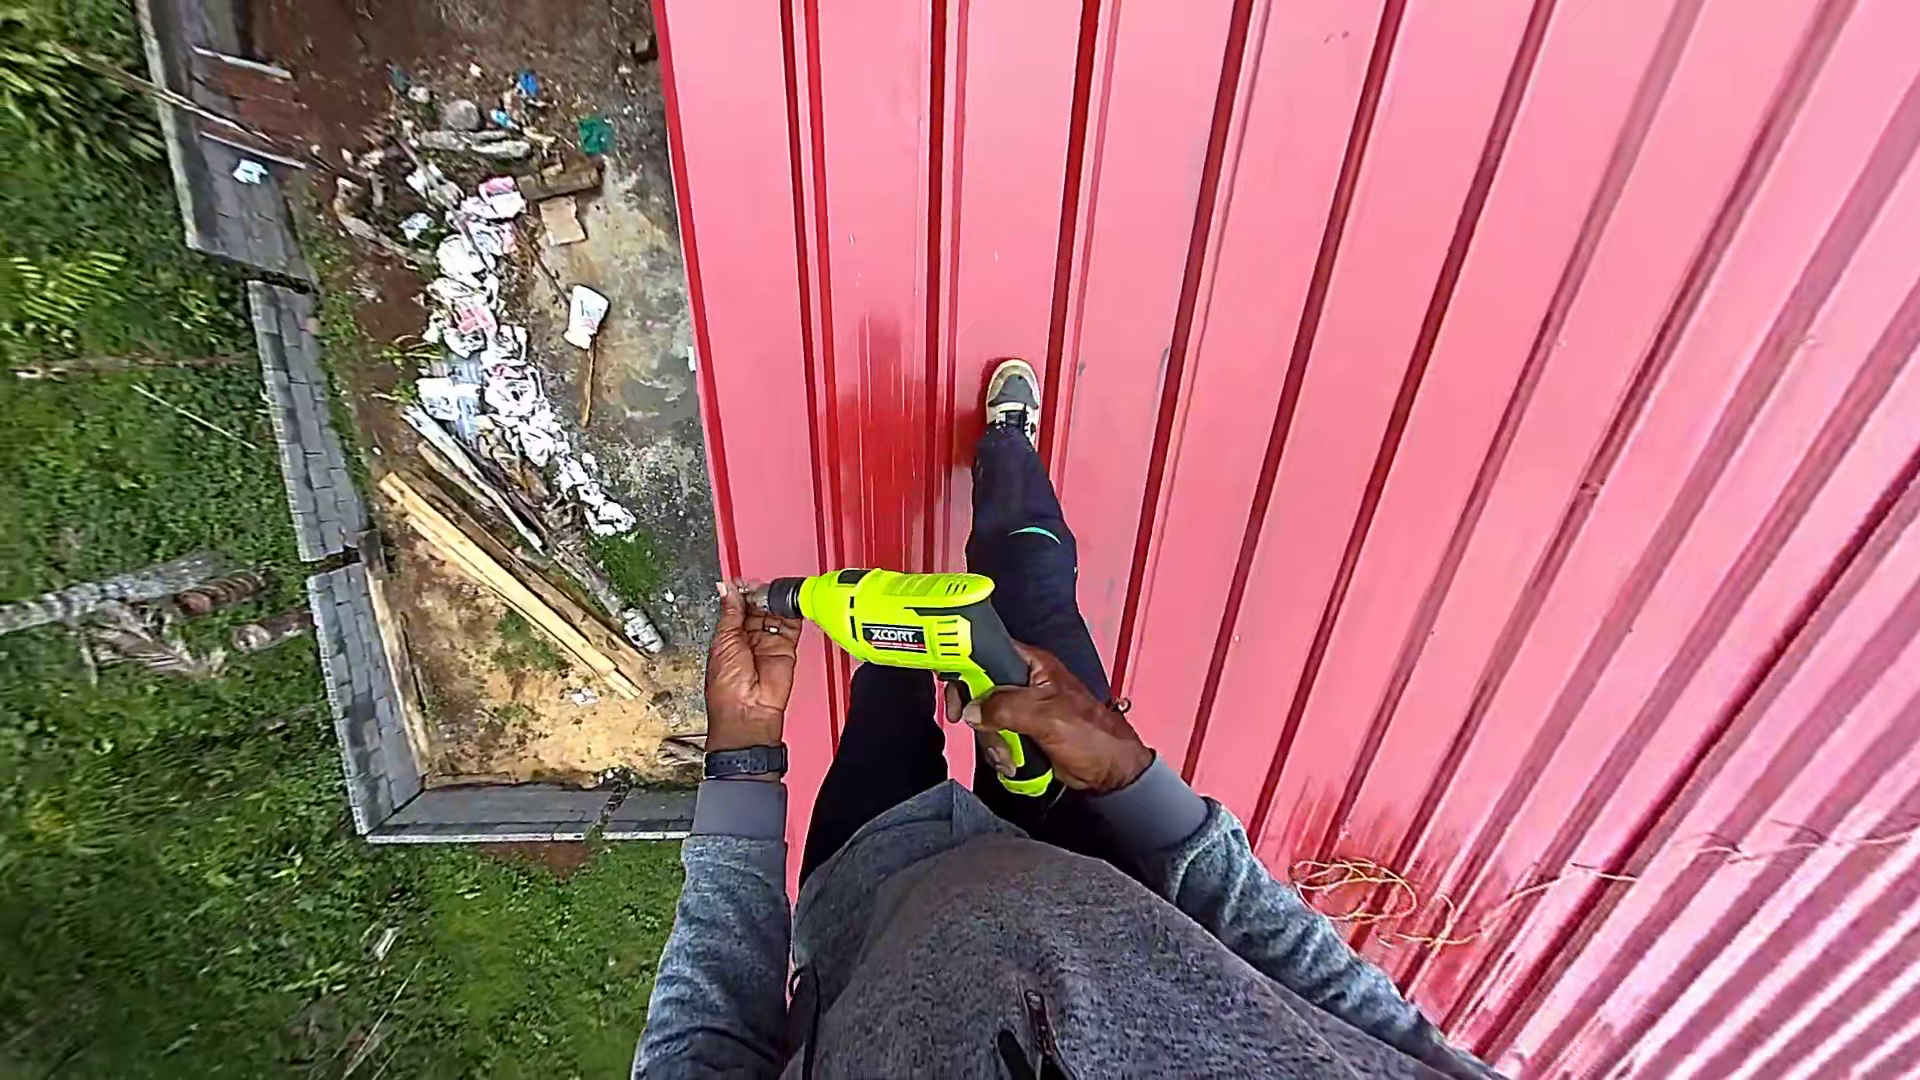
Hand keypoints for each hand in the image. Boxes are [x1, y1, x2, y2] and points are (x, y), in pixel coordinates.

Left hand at [704, 580, 802, 753]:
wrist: (750, 711)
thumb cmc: (728, 688)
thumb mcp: (724, 642)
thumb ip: (731, 613)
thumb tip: (726, 589)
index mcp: (728, 637)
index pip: (737, 607)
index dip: (741, 593)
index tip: (743, 582)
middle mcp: (749, 638)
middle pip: (757, 608)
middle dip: (759, 595)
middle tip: (761, 586)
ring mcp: (768, 642)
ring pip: (774, 614)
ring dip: (775, 602)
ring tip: (775, 592)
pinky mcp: (786, 648)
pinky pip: (792, 626)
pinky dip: (793, 613)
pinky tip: (790, 602)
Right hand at [963, 642, 1153, 793]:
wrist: (1109, 773)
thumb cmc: (1091, 735)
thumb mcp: (1045, 715)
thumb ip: (1005, 707)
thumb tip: (972, 710)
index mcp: (1033, 665)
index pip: (988, 651)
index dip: (967, 664)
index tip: (955, 687)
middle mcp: (1024, 682)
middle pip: (980, 688)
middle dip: (979, 715)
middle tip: (976, 727)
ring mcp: (1022, 708)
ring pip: (984, 717)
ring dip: (992, 741)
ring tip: (1011, 755)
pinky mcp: (1021, 731)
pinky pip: (994, 737)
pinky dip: (999, 752)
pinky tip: (1013, 763)